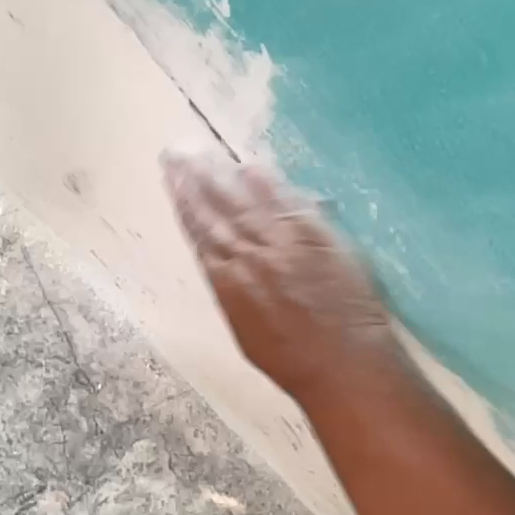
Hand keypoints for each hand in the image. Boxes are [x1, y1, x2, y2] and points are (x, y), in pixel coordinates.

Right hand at [163, 152, 395, 400]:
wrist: (342, 361)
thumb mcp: (245, 329)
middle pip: (219, 209)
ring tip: (205, 154)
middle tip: (178, 153)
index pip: (201, 232)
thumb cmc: (291, 359)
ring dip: (224, 174)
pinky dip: (267, 182)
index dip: (185, 203)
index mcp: (228, 283)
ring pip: (247, 200)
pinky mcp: (317, 234)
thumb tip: (222, 261)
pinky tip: (252, 166)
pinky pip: (286, 200)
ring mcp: (285, 241)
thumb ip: (232, 288)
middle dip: (196, 179)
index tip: (172, 178)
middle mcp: (251, 256)